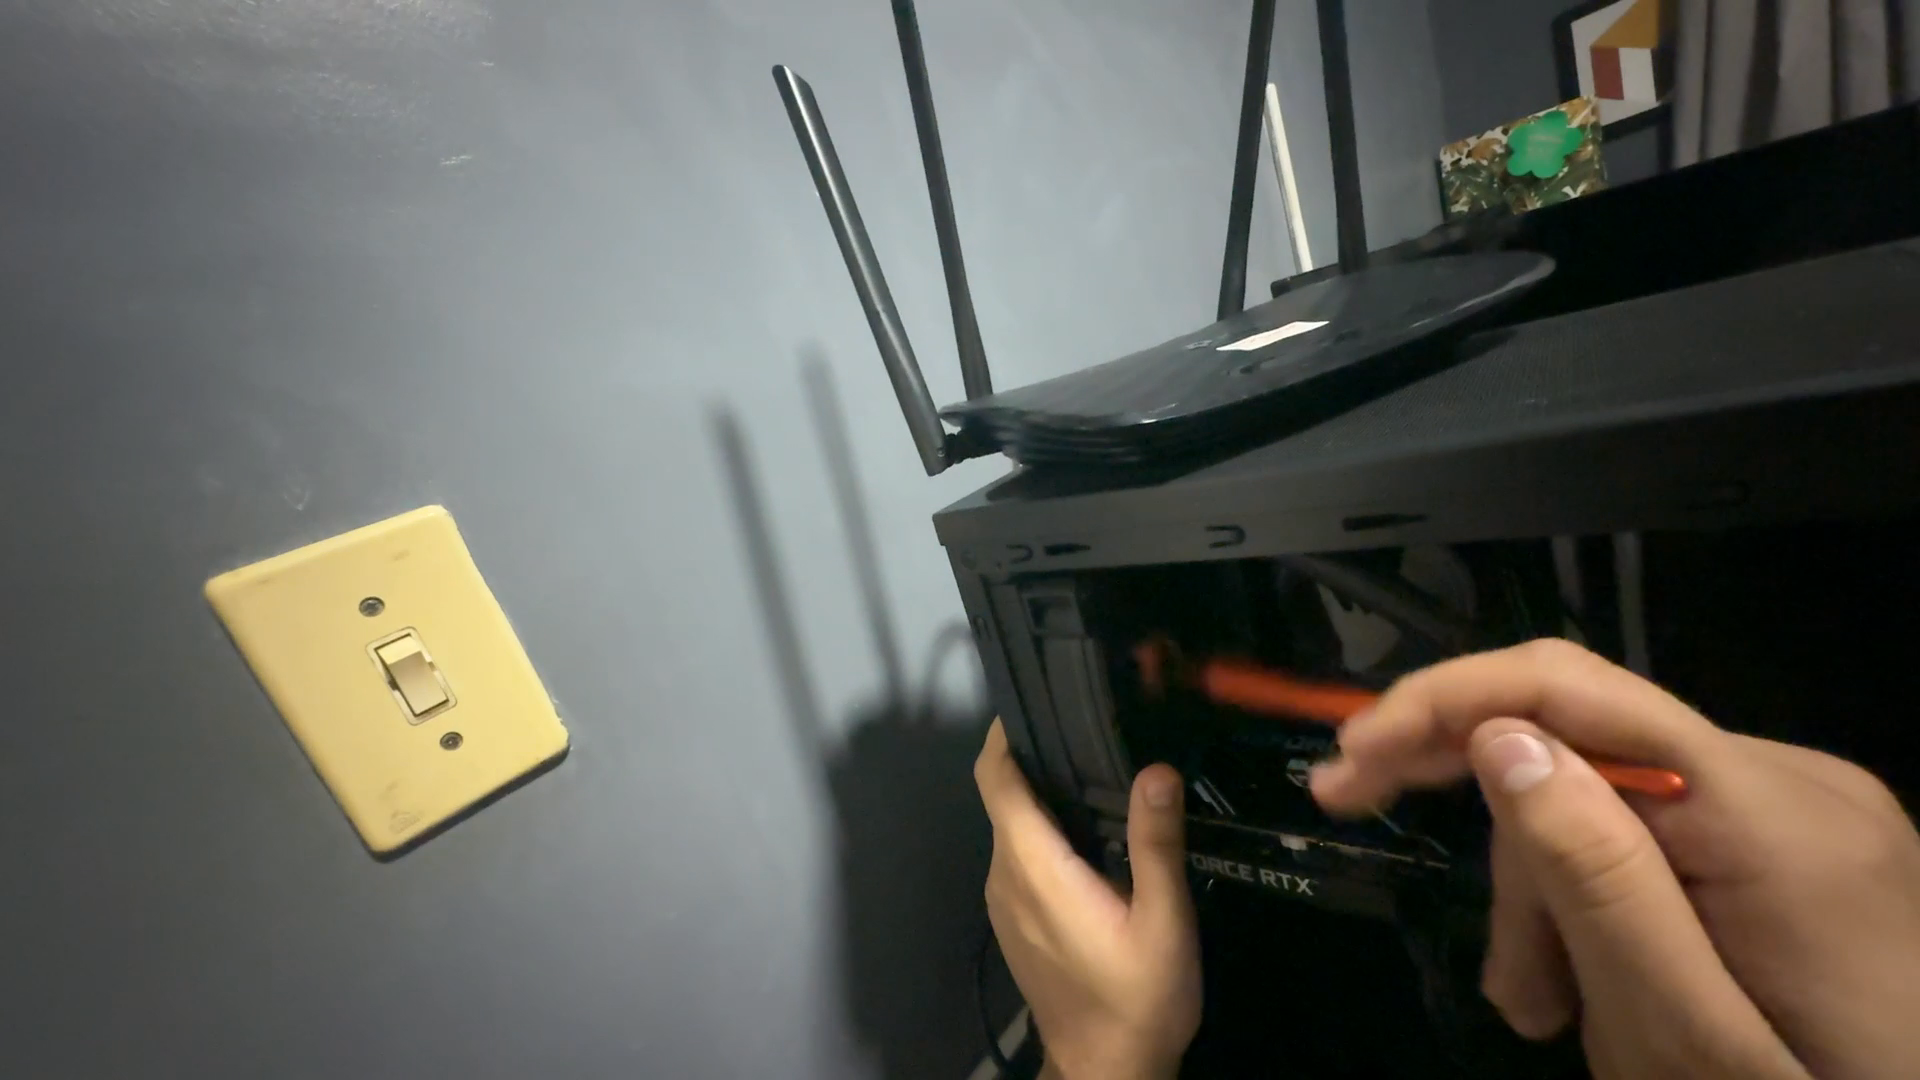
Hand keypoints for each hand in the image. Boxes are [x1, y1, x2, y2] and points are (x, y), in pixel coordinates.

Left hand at [975, 720, 1200, 1079]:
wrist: (1104, 1070)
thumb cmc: (1137, 997)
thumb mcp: (1162, 921)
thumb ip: (1155, 843)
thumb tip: (1156, 770)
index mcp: (1033, 865)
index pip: (995, 780)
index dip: (1002, 737)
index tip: (1030, 704)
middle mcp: (1004, 873)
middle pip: (1001, 796)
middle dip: (1029, 757)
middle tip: (1081, 728)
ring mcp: (1001, 897)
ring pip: (1007, 824)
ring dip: (1036, 793)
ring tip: (1089, 770)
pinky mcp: (1010, 915)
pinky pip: (1014, 851)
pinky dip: (1036, 827)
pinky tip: (1081, 828)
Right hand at [1312, 640, 1919, 1079]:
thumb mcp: (1682, 1035)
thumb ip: (1595, 879)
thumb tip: (1497, 736)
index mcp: (1775, 813)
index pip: (1571, 690)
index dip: (1440, 702)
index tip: (1350, 755)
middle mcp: (1782, 778)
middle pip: (1561, 732)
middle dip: (1458, 785)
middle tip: (1350, 806)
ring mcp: (1775, 806)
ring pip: (1579, 791)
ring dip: (1527, 882)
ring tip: (1527, 995)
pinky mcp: (1759, 838)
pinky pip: (1618, 827)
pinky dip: (1570, 892)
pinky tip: (1572, 978)